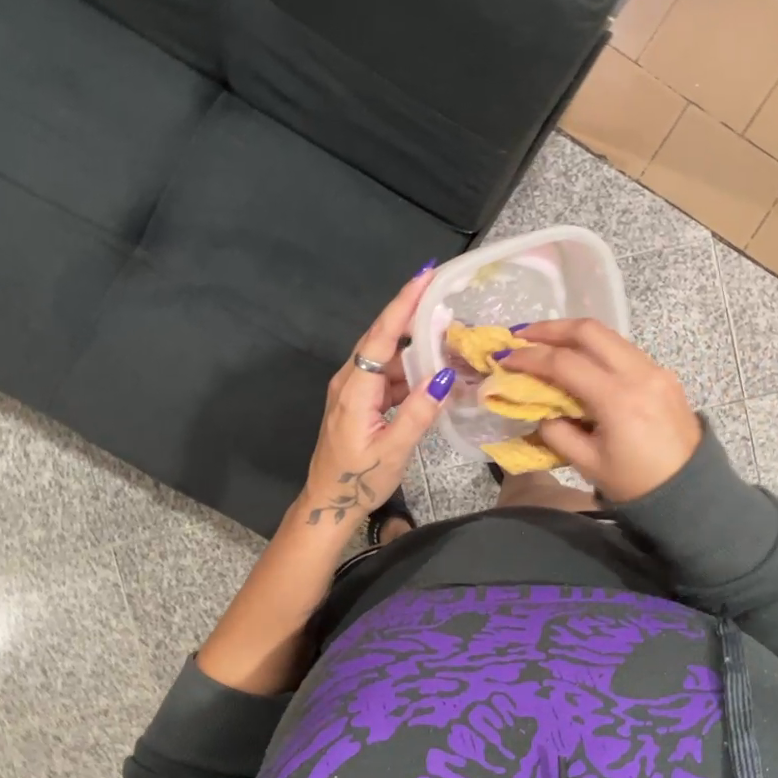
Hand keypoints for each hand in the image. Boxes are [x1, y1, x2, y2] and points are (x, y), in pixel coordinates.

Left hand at [295, 269, 454, 531]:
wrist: (329, 501)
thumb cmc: (359, 479)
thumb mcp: (395, 449)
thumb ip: (419, 412)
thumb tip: (444, 375)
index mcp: (355, 389)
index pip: (381, 336)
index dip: (403, 304)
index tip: (425, 276)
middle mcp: (350, 380)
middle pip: (381, 337)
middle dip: (412, 314)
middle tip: (444, 295)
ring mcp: (352, 390)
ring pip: (386, 357)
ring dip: (415, 348)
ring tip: (449, 337)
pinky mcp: (358, 401)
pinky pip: (385, 375)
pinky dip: (408, 370)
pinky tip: (432, 372)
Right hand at [500, 319, 702, 502]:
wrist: (691, 492)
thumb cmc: (636, 484)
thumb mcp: (587, 463)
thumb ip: (556, 431)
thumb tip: (538, 409)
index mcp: (618, 399)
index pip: (564, 363)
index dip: (529, 357)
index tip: (504, 358)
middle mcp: (639, 374)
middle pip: (589, 331)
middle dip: (549, 329)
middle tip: (520, 336)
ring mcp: (655, 370)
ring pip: (608, 336)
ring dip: (572, 335)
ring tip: (544, 343)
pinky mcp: (662, 375)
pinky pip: (622, 350)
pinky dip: (594, 349)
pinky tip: (577, 360)